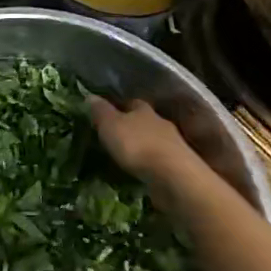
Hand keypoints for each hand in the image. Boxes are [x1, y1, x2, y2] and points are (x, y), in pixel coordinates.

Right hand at [87, 97, 210, 193]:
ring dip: (145, 146)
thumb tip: (91, 96)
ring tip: (129, 156)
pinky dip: (152, 162)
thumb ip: (101, 111)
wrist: (172, 175)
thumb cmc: (136, 144)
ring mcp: (173, 145)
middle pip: (146, 121)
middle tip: (118, 135)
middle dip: (134, 127)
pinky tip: (143, 170)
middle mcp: (161, 123)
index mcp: (144, 111)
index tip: (111, 113)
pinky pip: (161, 159)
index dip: (122, 107)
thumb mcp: (110, 125)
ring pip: (155, 140)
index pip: (133, 103)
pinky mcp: (179, 165)